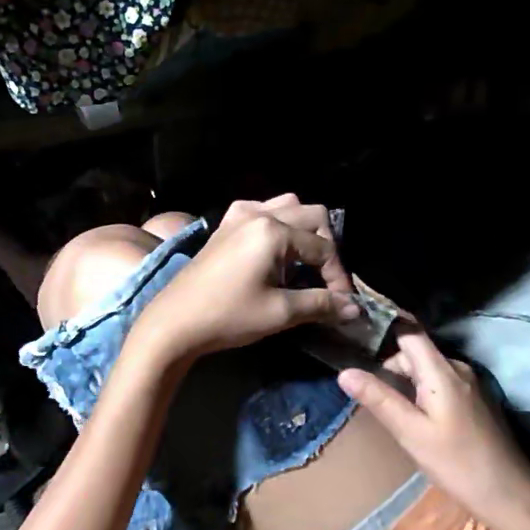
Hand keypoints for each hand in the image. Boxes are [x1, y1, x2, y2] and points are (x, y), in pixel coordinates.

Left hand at [133, 195, 359, 361]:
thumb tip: (355, 309)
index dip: (338, 277)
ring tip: (305, 264)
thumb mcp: (280, 312)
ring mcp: (239, 215)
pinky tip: (277, 253)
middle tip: (326, 280)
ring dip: (305, 231)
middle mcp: (259, 213)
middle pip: (313, 216)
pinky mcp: (226, 224)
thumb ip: (322, 304)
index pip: (323, 248)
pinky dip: (281, 226)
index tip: (342, 304)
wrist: (174, 323)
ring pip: (289, 206)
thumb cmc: (228, 317)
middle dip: (327, 248)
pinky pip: (265, 211)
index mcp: (273, 231)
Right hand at [336, 327, 529, 529]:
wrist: (509, 492)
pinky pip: (439, 381)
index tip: (356, 330)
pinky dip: (420, 390)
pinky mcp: (473, 398)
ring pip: (427, 368)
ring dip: (404, 380)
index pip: (409, 331)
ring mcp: (468, 382)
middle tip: (363, 387)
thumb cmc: (457, 463)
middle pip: (416, 351)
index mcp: (442, 371)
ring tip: (383, 404)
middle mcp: (457, 367)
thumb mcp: (411, 433)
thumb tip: (345, 372)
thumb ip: (379, 399)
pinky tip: (411, 414)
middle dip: (389, 364)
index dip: (383, 326)